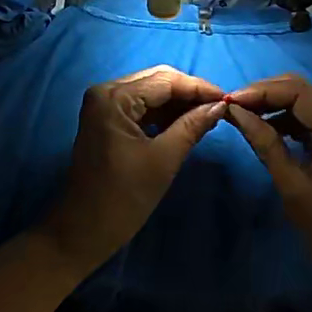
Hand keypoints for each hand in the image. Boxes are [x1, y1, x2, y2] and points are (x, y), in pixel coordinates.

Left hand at [39, 66, 226, 271]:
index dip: (198, 87)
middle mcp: (105, 92)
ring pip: (149, 93)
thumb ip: (191, 127)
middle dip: (189, 92)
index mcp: (114, 97)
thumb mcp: (163, 160)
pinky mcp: (106, 120)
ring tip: (208, 116)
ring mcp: (103, 105)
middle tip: (220, 107)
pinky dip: (163, 114)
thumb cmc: (123, 197)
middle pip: (156, 81)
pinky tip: (184, 123)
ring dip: (177, 103)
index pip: (164, 80)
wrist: (83, 231)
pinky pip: (140, 107)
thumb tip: (219, 107)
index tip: (229, 99)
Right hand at [223, 74, 311, 296]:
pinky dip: (281, 120)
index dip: (262, 91)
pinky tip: (261, 129)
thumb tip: (235, 113)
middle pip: (301, 92)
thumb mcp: (294, 190)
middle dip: (264, 94)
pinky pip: (306, 121)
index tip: (230, 102)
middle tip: (231, 107)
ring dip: (270, 105)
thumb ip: (266, 146)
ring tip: (240, 116)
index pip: (300, 94)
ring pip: (301, 103)